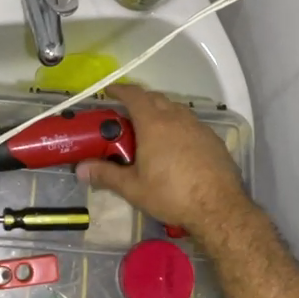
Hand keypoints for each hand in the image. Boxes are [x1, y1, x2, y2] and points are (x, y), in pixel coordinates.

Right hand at [76, 83, 257, 241]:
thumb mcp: (133, 188)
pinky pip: (190, 122)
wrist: (218, 207)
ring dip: (160, 110)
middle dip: (140, 100)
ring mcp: (198, 126)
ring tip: (150, 127)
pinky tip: (176, 144)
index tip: (110, 92)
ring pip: (175, 108)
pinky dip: (178, 124)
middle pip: (155, 98)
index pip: (134, 96)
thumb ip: (106, 175)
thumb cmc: (171, 194)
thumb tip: (80, 169)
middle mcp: (176, 117)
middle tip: (127, 113)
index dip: (120, 90)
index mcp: (154, 123)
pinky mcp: (212, 138)